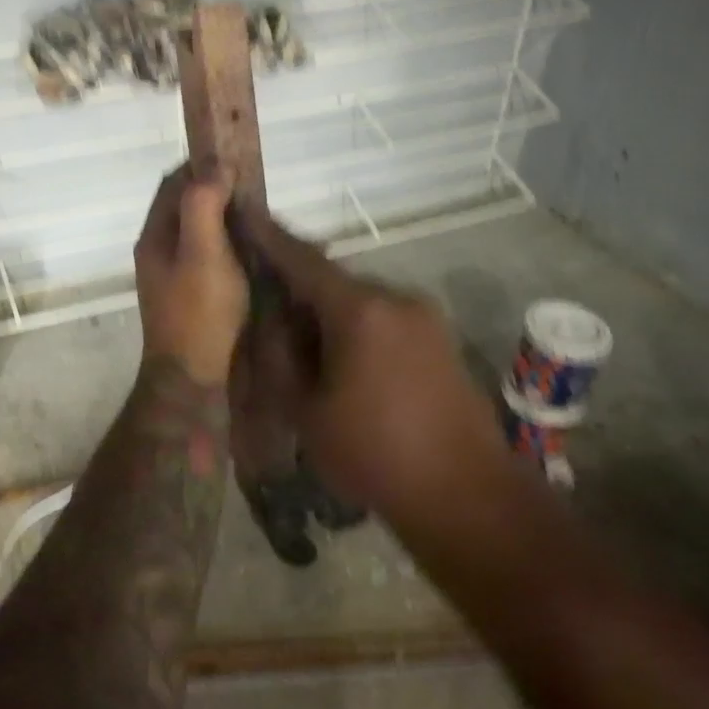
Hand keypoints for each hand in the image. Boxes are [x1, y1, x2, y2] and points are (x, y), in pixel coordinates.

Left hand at [134, 166, 248, 385]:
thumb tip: (215, 166)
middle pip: (187, 207)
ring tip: (264, 219)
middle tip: (259, 190)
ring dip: (229, 221)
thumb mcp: (202, 252)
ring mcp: (177, 278)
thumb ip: (204, 204)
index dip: (203, 165)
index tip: (239, 158)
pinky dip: (234, 248)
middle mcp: (161, 253)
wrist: (193, 381)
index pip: (174, 183)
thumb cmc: (199, 314)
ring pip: (202, 234)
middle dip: (219, 192)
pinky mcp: (195, 299)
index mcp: (155, 237)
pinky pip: (214, 259)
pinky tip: (259, 255)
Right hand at [239, 208, 506, 509]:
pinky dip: (355, 332)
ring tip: (299, 354)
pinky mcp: (440, 342)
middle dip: (296, 293)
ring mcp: (425, 319)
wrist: (466, 496)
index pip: (302, 260)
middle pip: (332, 283)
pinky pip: (384, 323)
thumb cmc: (374, 454)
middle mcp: (396, 299)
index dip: (268, 237)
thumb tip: (270, 321)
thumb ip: (278, 357)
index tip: (242, 212)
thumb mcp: (304, 411)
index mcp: (360, 309)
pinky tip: (340, 368)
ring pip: (359, 304)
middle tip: (263, 316)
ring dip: (326, 318)